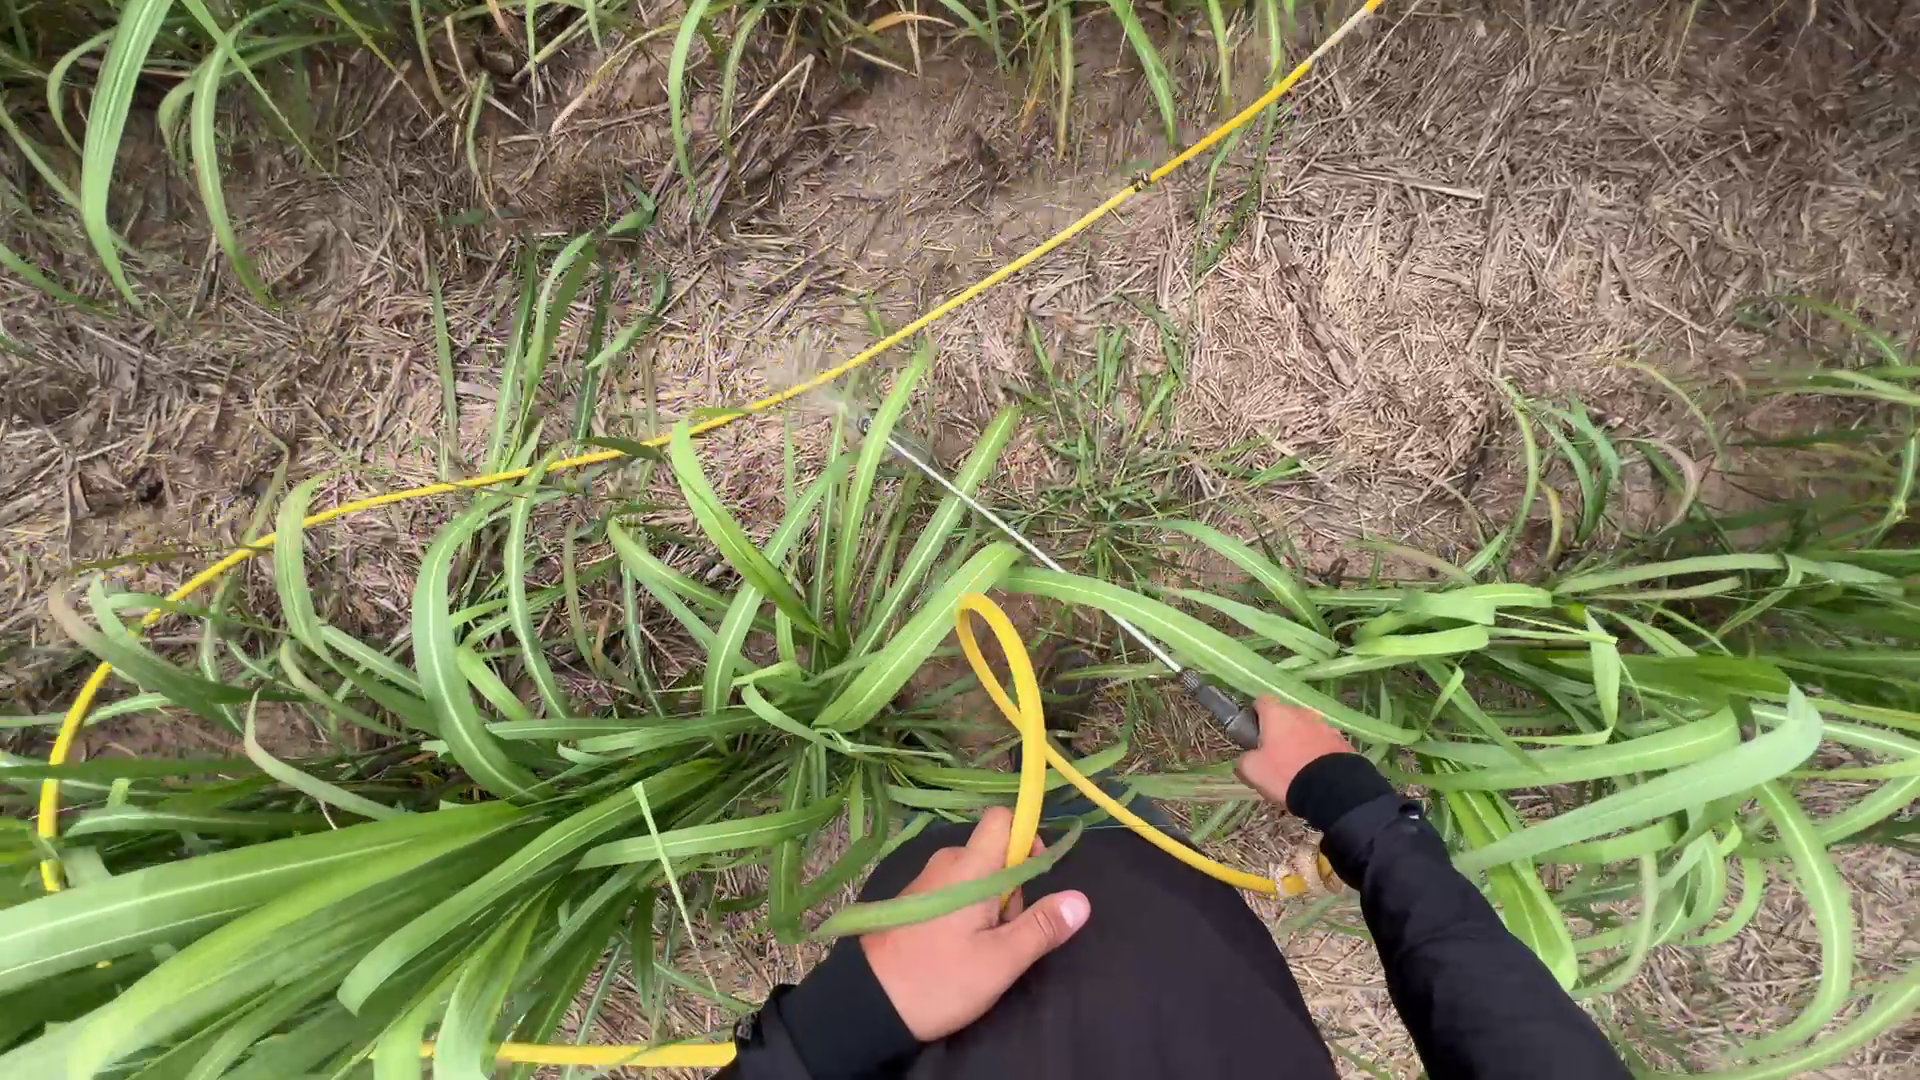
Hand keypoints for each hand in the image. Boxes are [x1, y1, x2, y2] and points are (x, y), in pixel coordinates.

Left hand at [860, 806, 1090, 1039]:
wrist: (866, 1001)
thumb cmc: (937, 978)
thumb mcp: (998, 962)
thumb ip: (1041, 927)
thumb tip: (1082, 899)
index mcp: (970, 865)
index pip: (1003, 817)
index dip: (1026, 837)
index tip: (1035, 877)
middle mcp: (949, 860)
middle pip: (997, 851)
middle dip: (1013, 886)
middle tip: (1006, 932)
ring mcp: (930, 878)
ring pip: (979, 873)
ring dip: (992, 904)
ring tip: (983, 949)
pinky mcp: (918, 897)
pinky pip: (957, 888)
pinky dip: (969, 911)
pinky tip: (961, 949)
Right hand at [1234, 697, 1354, 809]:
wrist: (1335, 792)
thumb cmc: (1286, 774)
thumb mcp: (1252, 770)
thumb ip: (1244, 759)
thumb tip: (1247, 759)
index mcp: (1277, 713)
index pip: (1261, 701)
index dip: (1254, 715)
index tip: (1253, 734)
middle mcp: (1302, 712)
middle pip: (1285, 716)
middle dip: (1280, 731)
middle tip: (1274, 755)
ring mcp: (1326, 726)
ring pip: (1306, 729)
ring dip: (1301, 741)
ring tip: (1299, 767)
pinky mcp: (1344, 742)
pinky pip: (1325, 743)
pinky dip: (1319, 753)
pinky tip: (1317, 773)